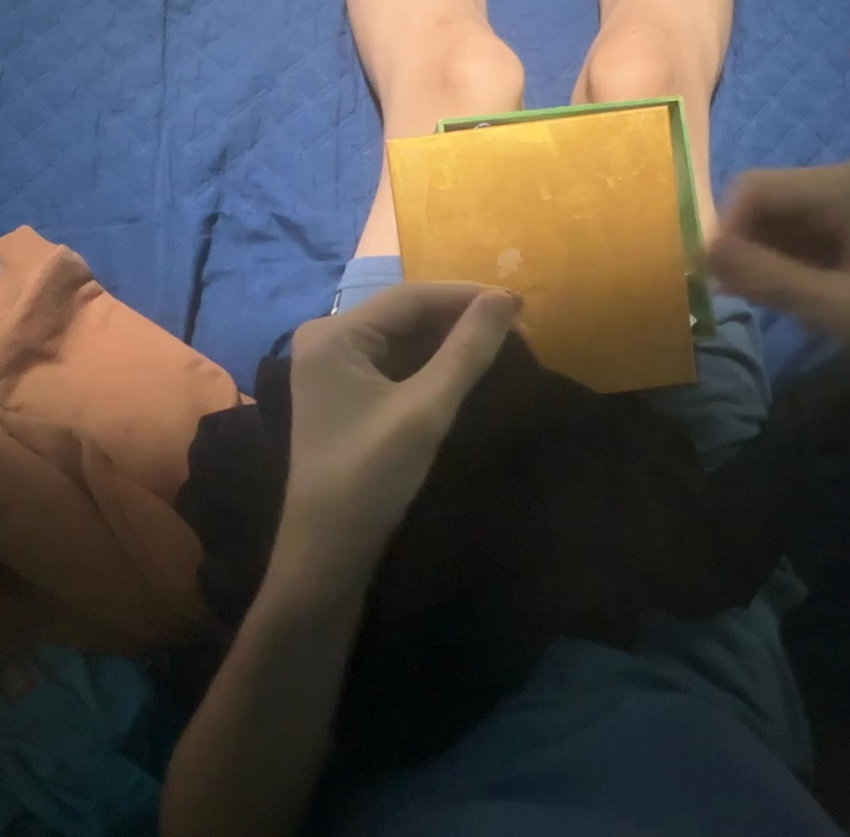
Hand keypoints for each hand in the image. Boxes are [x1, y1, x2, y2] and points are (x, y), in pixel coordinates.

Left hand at [279, 283, 521, 582]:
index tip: (521, 305)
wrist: (328, 552)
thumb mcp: (426, 410)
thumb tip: (506, 298)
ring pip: (405, 337)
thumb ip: (467, 350)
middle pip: (407, 313)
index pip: (412, 297)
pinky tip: (467, 367)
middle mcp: (328, 339)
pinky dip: (433, 362)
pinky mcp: (345, 391)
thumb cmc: (371, 478)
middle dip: (462, 319)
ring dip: (451, 340)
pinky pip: (396, 361)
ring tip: (503, 345)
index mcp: (335, 335)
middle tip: (519, 331)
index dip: (468, 296)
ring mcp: (334, 366)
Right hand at [708, 162, 849, 383]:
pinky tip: (802, 295)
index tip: (720, 283)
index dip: (726, 230)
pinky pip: (804, 231)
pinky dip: (788, 260)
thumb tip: (703, 251)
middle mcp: (849, 180)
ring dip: (766, 256)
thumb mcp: (839, 307)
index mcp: (846, 187)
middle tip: (744, 299)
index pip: (753, 188)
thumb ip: (768, 278)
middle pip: (766, 199)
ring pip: (781, 217)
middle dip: (745, 245)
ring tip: (776, 303)